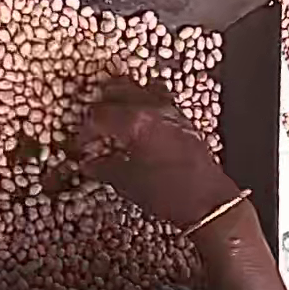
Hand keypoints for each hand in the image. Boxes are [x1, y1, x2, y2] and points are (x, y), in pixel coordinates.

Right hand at [77, 78, 238, 229]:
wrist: (207, 202)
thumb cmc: (167, 194)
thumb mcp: (128, 183)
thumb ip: (105, 168)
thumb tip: (90, 163)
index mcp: (134, 122)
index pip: (98, 115)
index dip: (85, 130)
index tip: (80, 143)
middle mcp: (152, 108)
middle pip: (117, 91)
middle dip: (100, 105)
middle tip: (92, 124)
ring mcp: (171, 111)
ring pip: (140, 88)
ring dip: (123, 96)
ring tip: (113, 114)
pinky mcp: (183, 119)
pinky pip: (159, 98)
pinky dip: (144, 103)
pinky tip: (141, 120)